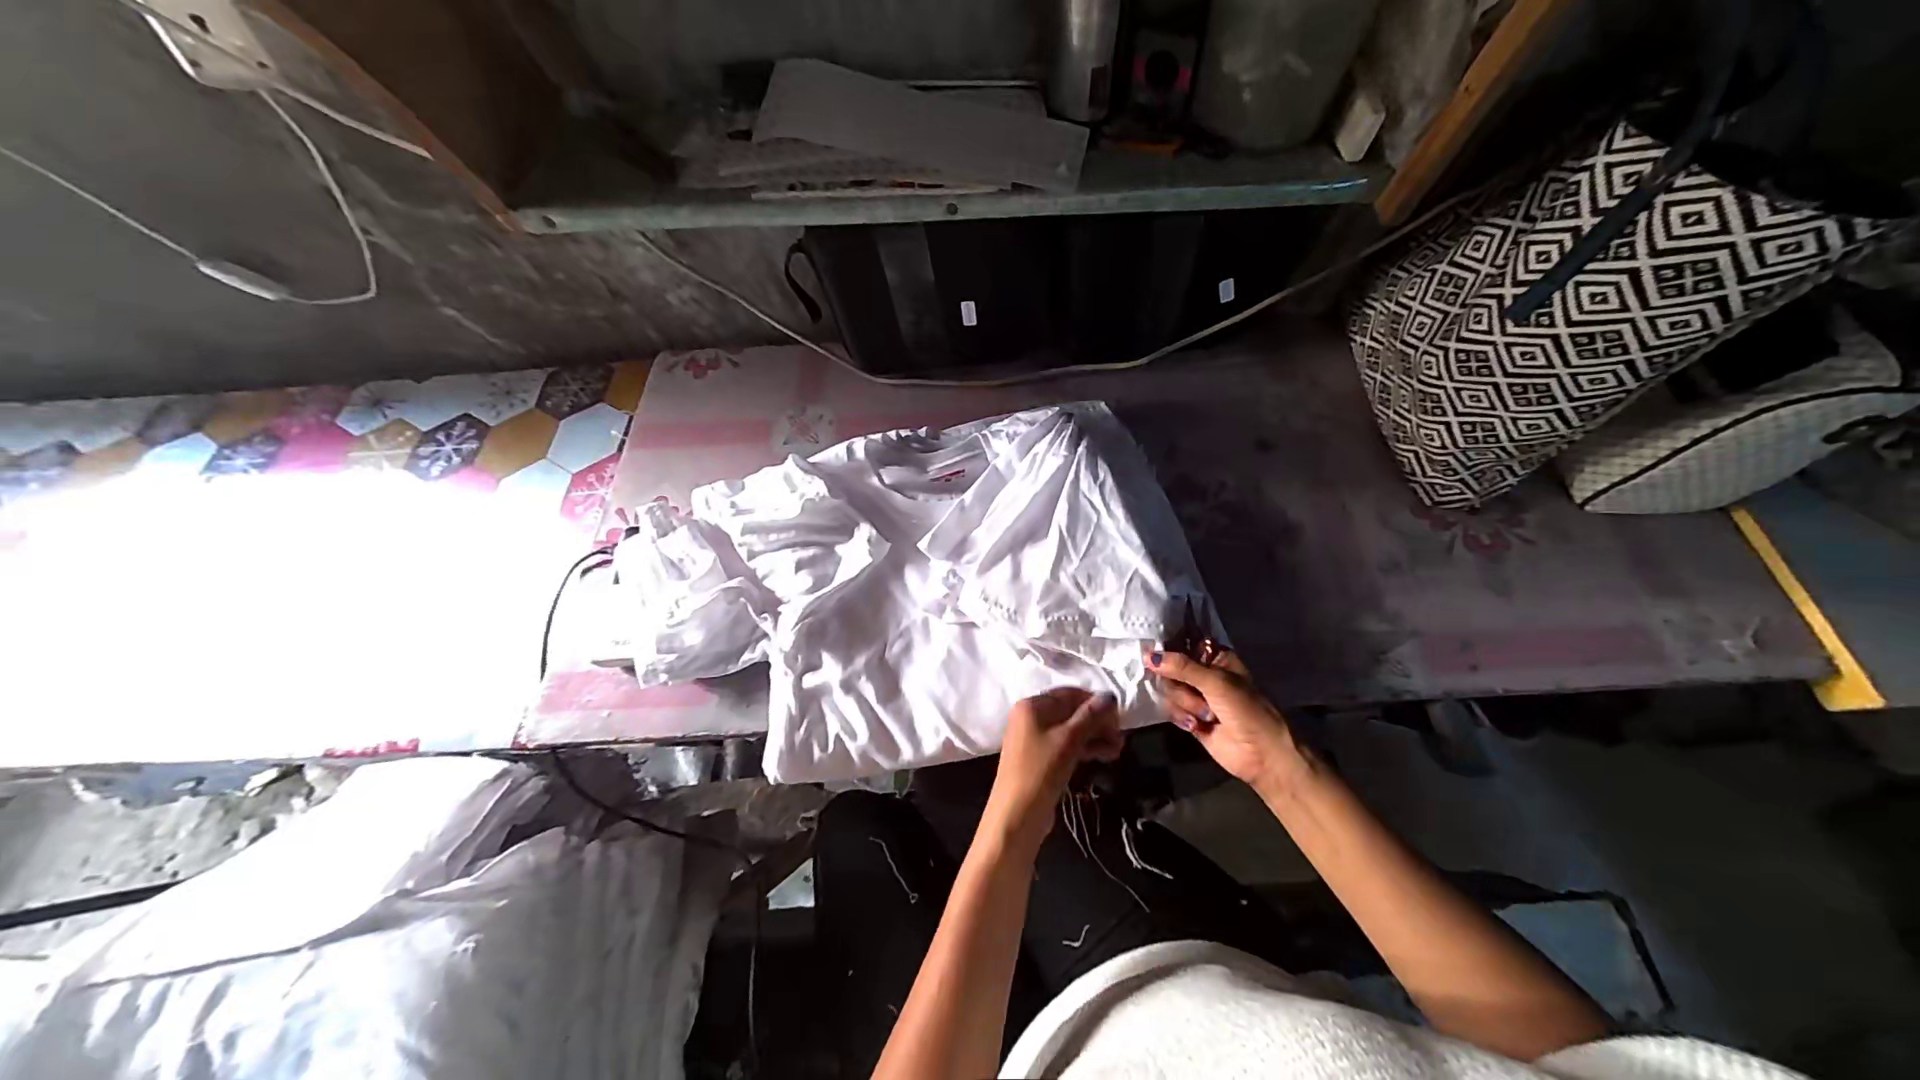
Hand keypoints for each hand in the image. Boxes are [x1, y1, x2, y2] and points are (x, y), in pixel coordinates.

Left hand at [984, 688, 1123, 848]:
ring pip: (1071, 731)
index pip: (1069, 694)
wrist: (1017, 815)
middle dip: (1098, 722)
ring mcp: (1035, 740)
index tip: (1119, 716)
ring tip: (1118, 749)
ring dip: (1095, 737)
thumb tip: (1110, 696)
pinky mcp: (1041, 760)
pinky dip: (1085, 749)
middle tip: (1121, 736)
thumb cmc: (1041, 770)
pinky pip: (1066, 746)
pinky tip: (1105, 755)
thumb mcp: (1069, 740)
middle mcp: (1031, 718)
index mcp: (1032, 706)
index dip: (1095, 702)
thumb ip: (1091, 716)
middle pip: (1071, 712)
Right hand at [1147, 647, 1308, 797]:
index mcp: (1215, 658)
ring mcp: (1196, 697)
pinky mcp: (1190, 717)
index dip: (1168, 650)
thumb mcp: (1216, 682)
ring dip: (1185, 704)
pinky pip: (1170, 709)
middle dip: (1179, 685)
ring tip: (1206, 715)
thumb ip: (1182, 667)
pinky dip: (1181, 716)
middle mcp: (1204, 675)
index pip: (1183, 645)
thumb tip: (1148, 655)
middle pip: (1170, 669)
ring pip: (1169, 691)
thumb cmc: (1246, 710)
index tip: (1153, 656)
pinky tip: (1196, 725)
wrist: (1261, 754)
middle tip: (1196, 694)